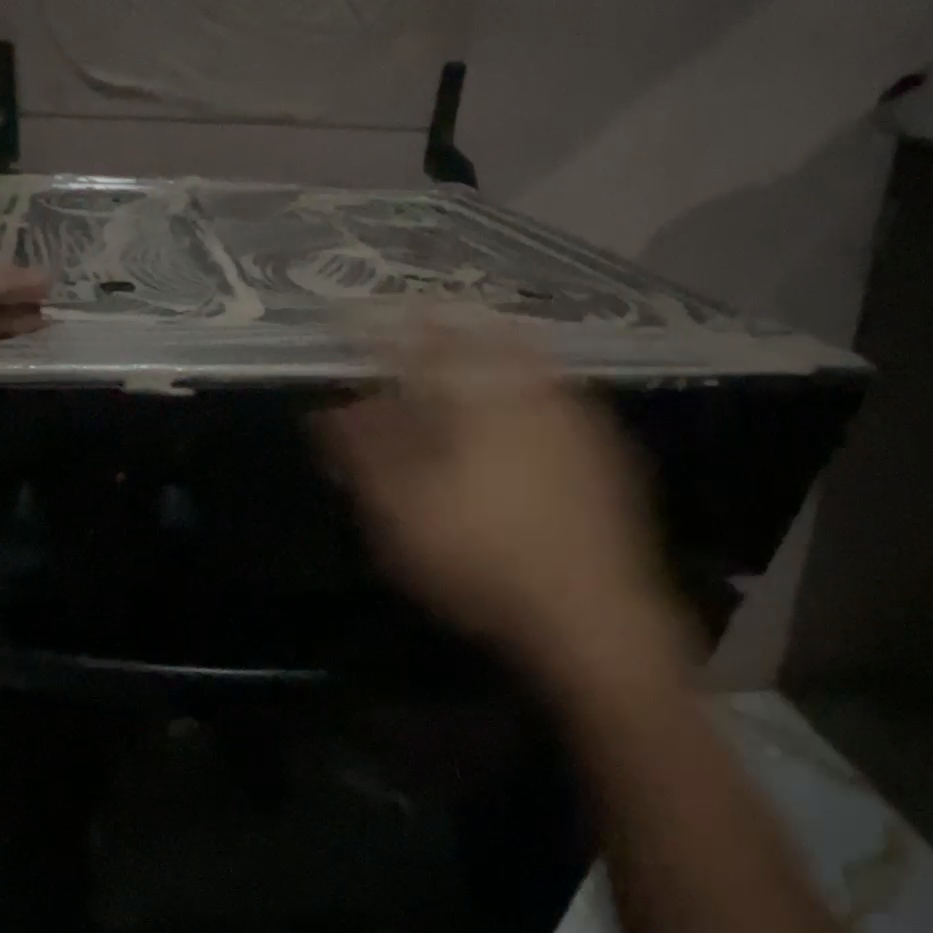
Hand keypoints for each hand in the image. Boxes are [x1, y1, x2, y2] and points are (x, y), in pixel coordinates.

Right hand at [315, 307, 673, 674]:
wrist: (593, 614)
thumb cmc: (482, 560)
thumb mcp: (402, 513)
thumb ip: (364, 453)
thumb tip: (330, 411)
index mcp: (477, 394)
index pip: (413, 340)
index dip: (375, 328)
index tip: (349, 318)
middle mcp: (530, 387)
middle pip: (477, 334)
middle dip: (438, 324)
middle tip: (410, 322)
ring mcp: (575, 415)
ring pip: (519, 361)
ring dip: (481, 351)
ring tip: (456, 359)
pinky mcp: (601, 448)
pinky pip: (549, 394)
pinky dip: (518, 389)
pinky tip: (509, 418)